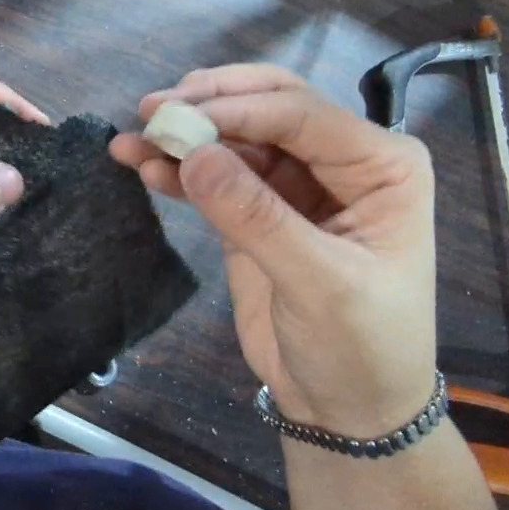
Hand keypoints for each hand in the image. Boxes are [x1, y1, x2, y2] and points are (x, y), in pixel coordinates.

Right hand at [111, 65, 436, 437]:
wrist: (347, 405)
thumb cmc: (359, 345)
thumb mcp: (319, 283)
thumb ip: (257, 217)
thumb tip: (194, 156)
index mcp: (379, 166)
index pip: (301, 115)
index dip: (235, 110)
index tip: (172, 118)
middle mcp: (338, 163)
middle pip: (267, 108)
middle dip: (209, 104)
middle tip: (150, 110)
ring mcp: (292, 186)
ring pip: (232, 139)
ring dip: (183, 137)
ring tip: (129, 142)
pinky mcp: (253, 212)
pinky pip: (213, 177)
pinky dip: (178, 171)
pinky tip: (142, 168)